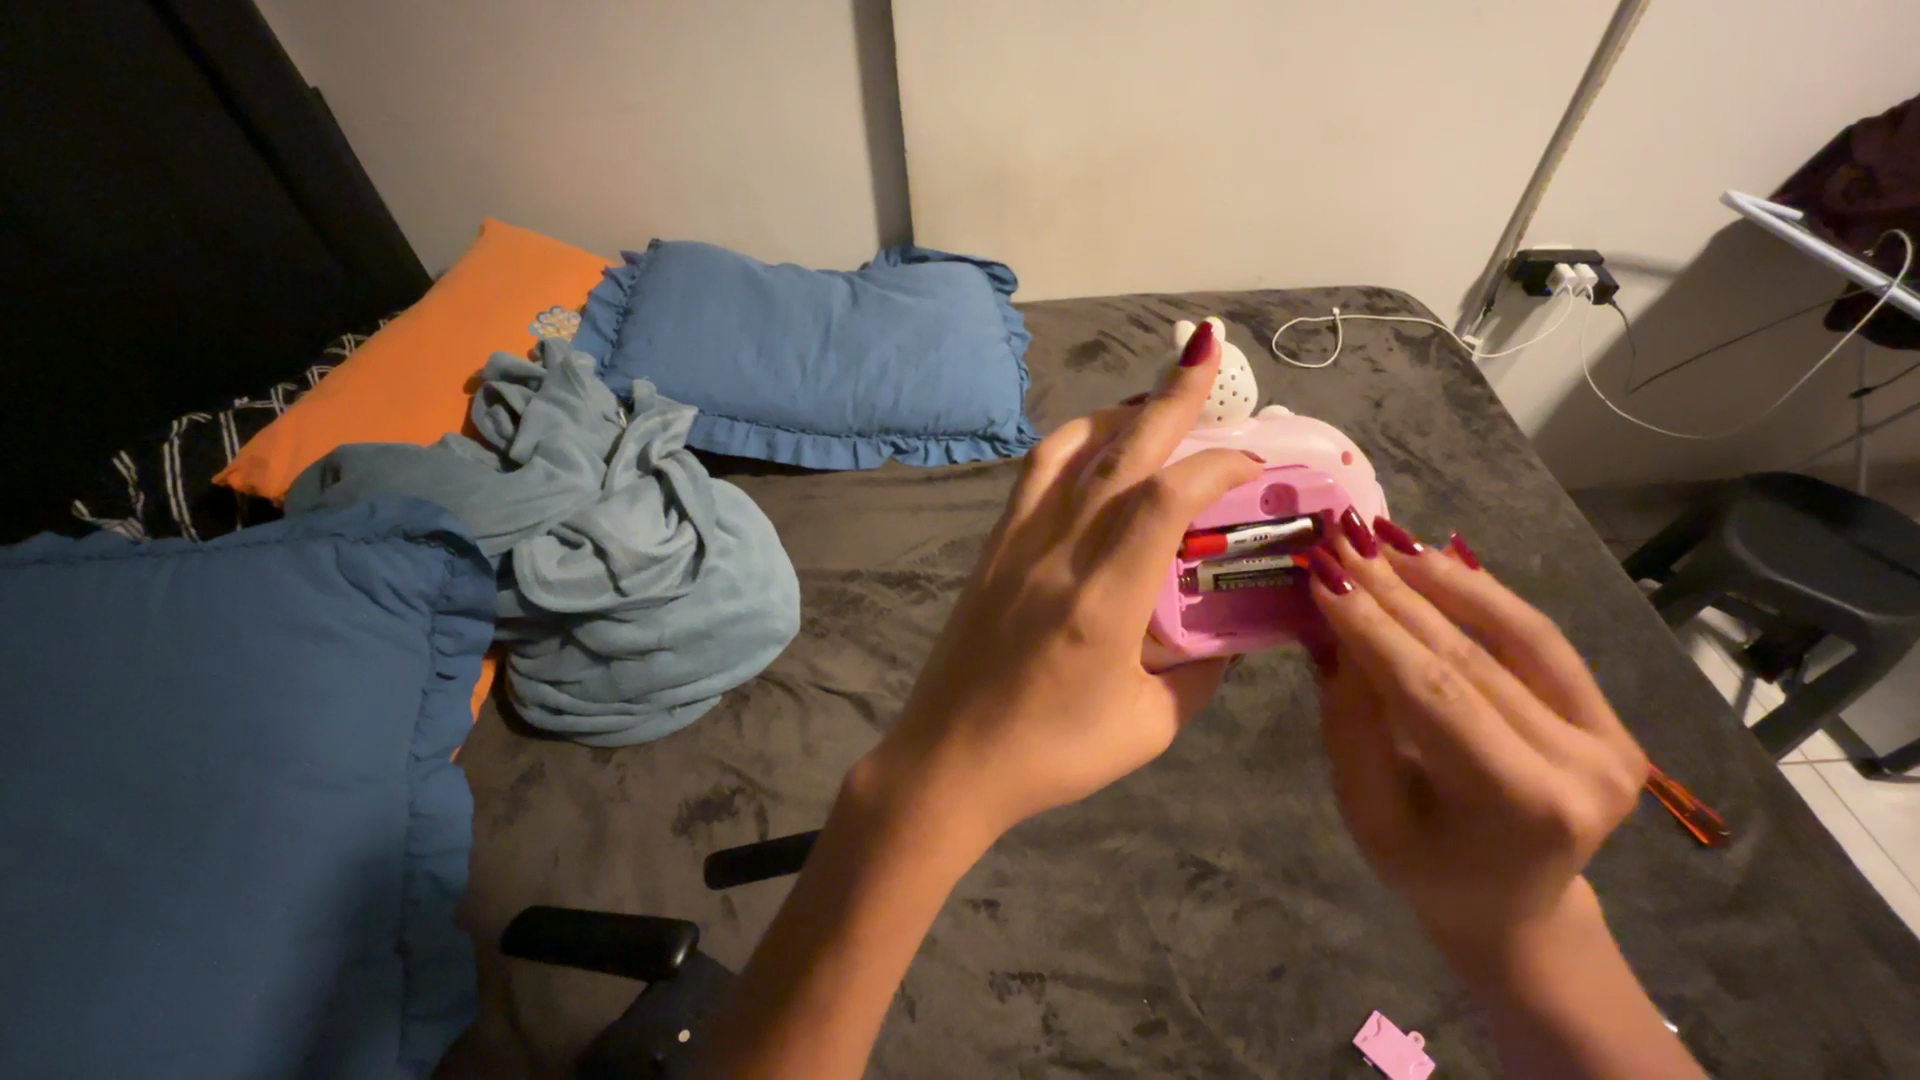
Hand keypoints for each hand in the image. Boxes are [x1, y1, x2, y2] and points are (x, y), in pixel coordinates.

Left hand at [852, 322, 1261, 845]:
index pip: (1165, 502)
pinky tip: (1095, 447)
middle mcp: (1057, 556)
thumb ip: (1200, 672)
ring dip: (1118, 415)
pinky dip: (1072, 444)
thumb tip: (1227, 628)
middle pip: (1121, 456)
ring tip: (1155, 402)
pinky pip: (1034, 477)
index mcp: (1102, 603)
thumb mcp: (1147, 726)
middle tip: (1207, 352)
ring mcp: (1016, 546)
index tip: (1253, 461)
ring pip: (1070, 452)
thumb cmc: (1050, 755)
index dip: (1216, 466)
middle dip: (1172, 399)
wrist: (948, 761)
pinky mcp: (991, 550)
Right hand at [1302, 522, 1649, 949]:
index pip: (1433, 691)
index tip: (1322, 573)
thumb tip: (1335, 633)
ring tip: (1384, 538)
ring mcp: (1611, 738)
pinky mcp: (1612, 717)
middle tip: (1341, 541)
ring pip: (1517, 634)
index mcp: (1519, 805)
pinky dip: (1486, 594)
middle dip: (1395, 591)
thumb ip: (1353, 723)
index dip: (1372, 626)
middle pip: (1471, 656)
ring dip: (1443, 578)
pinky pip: (1541, 640)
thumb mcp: (1366, 811)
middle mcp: (1582, 766)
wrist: (1514, 906)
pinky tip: (1436, 560)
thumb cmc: (1423, 867)